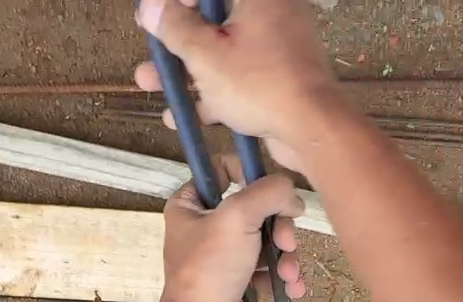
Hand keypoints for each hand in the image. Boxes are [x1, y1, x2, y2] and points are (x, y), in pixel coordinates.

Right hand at [134, 0, 346, 173]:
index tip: (150, 19)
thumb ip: (176, 30)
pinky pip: (241, 77)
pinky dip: (214, 93)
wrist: (312, 128)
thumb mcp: (207, 56)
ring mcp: (278, 46)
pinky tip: (185, 117)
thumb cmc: (261, 86)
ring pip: (224, 53)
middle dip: (175, 43)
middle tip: (150, 57)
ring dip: (187, 73)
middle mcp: (270, 10)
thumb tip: (152, 8)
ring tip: (154, 89)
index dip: (174, 4)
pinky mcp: (280, 78)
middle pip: (213, 21)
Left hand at [156, 162, 305, 301]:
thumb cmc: (210, 268)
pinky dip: (282, 277)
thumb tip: (294, 195)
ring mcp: (224, 256)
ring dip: (285, 256)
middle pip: (256, 209)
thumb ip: (269, 192)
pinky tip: (292, 287)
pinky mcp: (240, 281)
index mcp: (191, 203)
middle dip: (279, 227)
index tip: (272, 188)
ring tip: (289, 273)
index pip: (223, 169)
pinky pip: (268, 270)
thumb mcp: (238, 217)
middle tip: (286, 241)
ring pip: (267, 241)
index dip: (250, 174)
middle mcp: (206, 227)